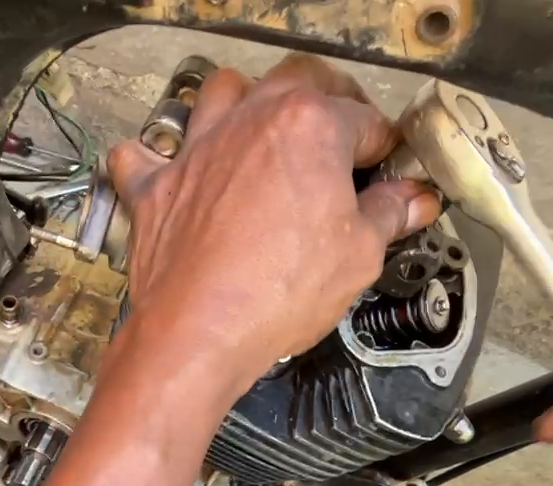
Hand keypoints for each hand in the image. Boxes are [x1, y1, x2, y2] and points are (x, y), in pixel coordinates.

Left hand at [106, 55, 439, 405]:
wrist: (198, 334)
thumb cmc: (278, 294)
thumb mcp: (358, 256)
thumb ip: (388, 215)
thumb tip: (413, 200)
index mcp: (310, 126)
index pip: (363, 121)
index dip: (381, 148)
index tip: (384, 171)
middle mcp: (249, 123)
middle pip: (295, 83)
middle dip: (324, 101)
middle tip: (335, 138)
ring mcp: (196, 153)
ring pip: (219, 95)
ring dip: (241, 104)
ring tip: (256, 136)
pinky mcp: (154, 190)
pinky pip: (139, 156)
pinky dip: (150, 159)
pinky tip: (165, 171)